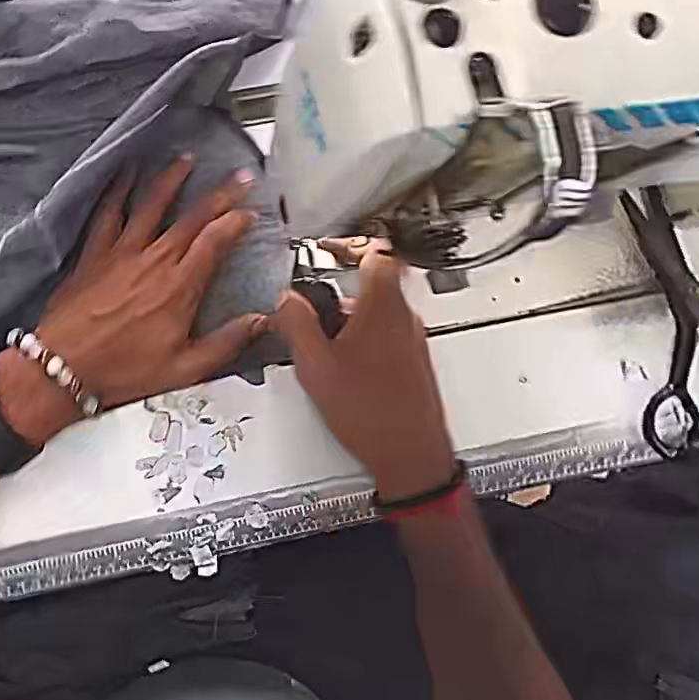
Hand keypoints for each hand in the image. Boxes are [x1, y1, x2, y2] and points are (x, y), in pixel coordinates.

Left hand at [0, 156, 269, 444]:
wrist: (65, 368)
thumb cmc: (121, 370)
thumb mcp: (185, 369)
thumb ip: (226, 343)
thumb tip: (260, 322)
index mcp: (179, 288)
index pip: (216, 240)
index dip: (237, 222)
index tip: (250, 213)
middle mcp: (154, 262)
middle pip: (193, 216)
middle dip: (220, 193)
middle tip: (238, 177)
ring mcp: (122, 253)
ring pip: (152, 205)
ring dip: (172, 180)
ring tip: (186, 159)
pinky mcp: (95, 254)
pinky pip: (108, 212)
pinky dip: (117, 189)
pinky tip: (124, 173)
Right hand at [274, 247, 455, 502]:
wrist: (410, 455)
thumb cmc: (372, 414)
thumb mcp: (315, 366)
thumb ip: (296, 325)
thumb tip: (286, 300)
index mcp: (382, 309)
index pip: (377, 253)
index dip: (350, 245)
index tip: (328, 251)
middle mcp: (404, 318)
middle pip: (375, 280)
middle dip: (340, 287)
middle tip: (315, 302)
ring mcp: (412, 339)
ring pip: (379, 308)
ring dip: (349, 314)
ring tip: (323, 340)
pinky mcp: (412, 360)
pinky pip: (385, 331)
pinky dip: (362, 335)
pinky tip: (341, 364)